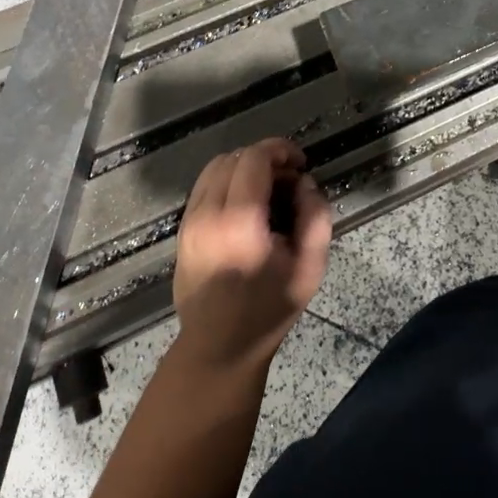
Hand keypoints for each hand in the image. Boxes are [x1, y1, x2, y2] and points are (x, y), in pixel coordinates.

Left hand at [171, 139, 331, 370]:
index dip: (281, 150)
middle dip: (265, 158)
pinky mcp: (181, 231)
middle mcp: (207, 215)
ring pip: (214, 168)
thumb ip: (316, 216)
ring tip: (267, 190)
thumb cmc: (269, 309)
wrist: (219, 348)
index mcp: (240, 223)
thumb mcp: (311, 267)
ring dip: (244, 167)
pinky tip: (246, 205)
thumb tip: (304, 183)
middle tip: (288, 180)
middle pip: (233, 157)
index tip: (301, 163)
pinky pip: (204, 187)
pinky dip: (227, 182)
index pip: (254, 159)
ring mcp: (189, 222)